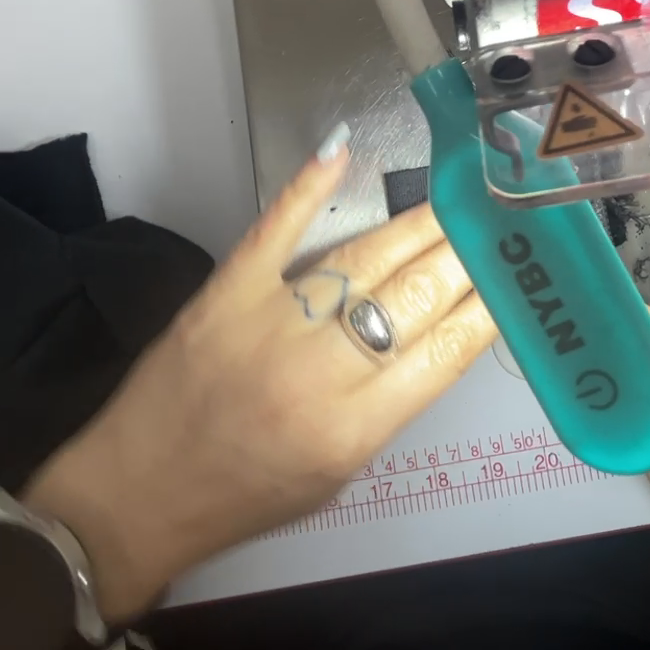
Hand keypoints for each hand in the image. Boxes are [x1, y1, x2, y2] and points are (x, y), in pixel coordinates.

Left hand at [25, 134, 497, 618]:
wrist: (137, 498)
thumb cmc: (250, 495)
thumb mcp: (340, 471)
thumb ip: (393, 400)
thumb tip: (441, 326)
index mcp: (353, 430)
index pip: (444, 352)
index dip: (486, 305)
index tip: (512, 272)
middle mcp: (317, 373)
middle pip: (410, 296)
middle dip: (462, 255)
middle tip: (494, 223)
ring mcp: (266, 324)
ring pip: (361, 259)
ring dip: (416, 227)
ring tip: (453, 201)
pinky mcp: (224, 292)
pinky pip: (275, 230)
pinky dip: (308, 187)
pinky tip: (343, 151)